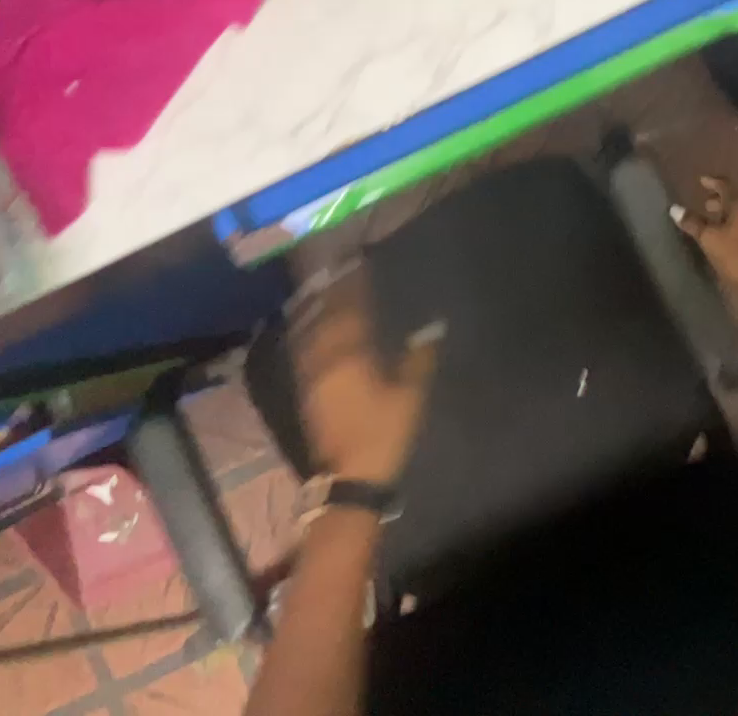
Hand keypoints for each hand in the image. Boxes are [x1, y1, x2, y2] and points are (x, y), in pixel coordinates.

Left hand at [288, 263, 437, 484]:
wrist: (350, 476)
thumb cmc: (384, 431)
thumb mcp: (410, 394)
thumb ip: (419, 358)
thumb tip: (431, 327)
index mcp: (353, 356)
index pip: (352, 310)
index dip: (354, 285)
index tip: (356, 261)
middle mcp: (327, 359)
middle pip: (326, 316)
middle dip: (331, 290)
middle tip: (335, 266)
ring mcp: (312, 376)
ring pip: (311, 331)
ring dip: (316, 307)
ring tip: (321, 286)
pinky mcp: (307, 390)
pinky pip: (306, 349)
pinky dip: (309, 330)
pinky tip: (311, 323)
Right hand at [674, 177, 737, 300]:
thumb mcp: (710, 240)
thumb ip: (693, 223)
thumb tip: (675, 209)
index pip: (725, 186)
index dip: (712, 183)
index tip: (701, 181)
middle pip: (736, 198)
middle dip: (720, 201)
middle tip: (706, 205)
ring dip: (730, 214)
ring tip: (715, 222)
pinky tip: (730, 235)